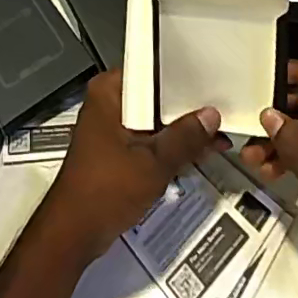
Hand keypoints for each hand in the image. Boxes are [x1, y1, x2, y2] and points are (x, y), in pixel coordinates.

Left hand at [37, 70, 222, 262]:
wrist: (76, 230)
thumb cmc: (106, 189)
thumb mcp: (153, 163)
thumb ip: (185, 138)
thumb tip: (211, 116)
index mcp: (109, 91)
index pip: (149, 67)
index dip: (180, 72)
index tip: (210, 77)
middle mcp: (108, 101)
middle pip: (153, 94)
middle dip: (185, 105)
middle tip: (221, 107)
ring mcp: (112, 125)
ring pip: (154, 118)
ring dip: (181, 129)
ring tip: (218, 132)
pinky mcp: (116, 147)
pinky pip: (149, 136)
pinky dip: (170, 144)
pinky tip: (199, 150)